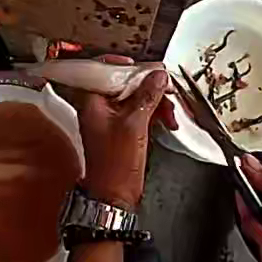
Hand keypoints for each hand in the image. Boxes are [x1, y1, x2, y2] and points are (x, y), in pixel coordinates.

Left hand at [75, 63, 172, 208]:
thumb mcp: (135, 124)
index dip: (125, 66)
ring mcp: (108, 119)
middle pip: (122, 84)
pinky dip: (152, 114)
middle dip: (148, 87)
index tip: (144, 67)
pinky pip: (136, 112)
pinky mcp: (119, 130)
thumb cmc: (116, 164)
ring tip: (170, 113)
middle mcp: (97, 107)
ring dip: (154, 102)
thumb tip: (158, 75)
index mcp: (91, 102)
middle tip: (167, 90)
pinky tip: (166, 121)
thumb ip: (147, 96)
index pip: (103, 70)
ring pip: (133, 98)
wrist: (114, 195)